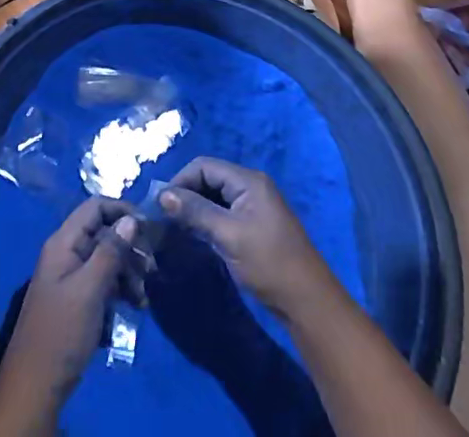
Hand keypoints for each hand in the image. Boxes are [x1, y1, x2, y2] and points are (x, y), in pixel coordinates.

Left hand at [0, 198, 138, 394]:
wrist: (37, 381)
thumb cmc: (63, 330)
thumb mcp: (90, 289)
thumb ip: (110, 252)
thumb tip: (130, 219)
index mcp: (63, 242)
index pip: (94, 208)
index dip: (122, 211)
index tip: (149, 230)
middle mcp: (67, 252)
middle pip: (104, 232)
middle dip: (130, 247)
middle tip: (151, 270)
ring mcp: (72, 276)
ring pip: (107, 258)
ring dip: (128, 272)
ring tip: (142, 297)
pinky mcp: (79, 298)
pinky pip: (104, 281)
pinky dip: (120, 289)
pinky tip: (134, 307)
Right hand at [158, 157, 334, 316]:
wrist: (306, 302)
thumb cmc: (268, 263)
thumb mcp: (228, 235)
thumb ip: (195, 211)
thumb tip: (162, 195)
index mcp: (248, 181)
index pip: (204, 166)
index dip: (180, 181)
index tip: (162, 205)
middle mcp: (251, 186)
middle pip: (208, 178)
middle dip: (186, 193)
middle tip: (167, 216)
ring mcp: (253, 205)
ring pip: (214, 195)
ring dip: (194, 207)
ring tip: (177, 226)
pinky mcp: (253, 224)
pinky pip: (222, 211)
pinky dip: (206, 218)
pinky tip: (195, 233)